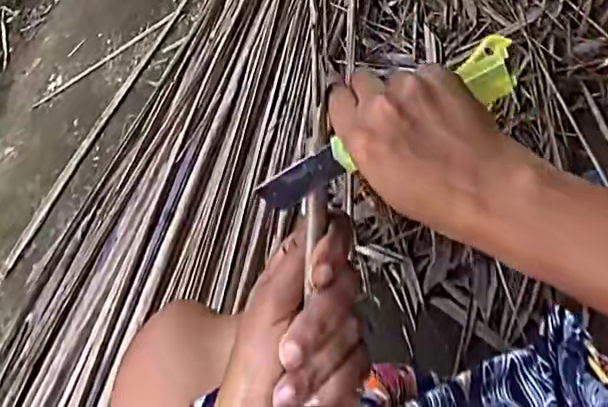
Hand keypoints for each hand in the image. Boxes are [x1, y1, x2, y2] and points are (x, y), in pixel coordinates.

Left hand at [217, 218, 366, 406]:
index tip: (318, 275)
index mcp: (298, 269)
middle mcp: (322, 292)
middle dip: (316, 324)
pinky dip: (329, 387)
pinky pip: (358, 364)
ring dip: (316, 364)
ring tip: (288, 381)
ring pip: (352, 329)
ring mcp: (339, 327)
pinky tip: (309, 397)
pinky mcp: (352, 363)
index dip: (332, 247)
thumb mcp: (265, 304)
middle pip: (345, 283)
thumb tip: (315, 218)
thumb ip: (294, 261)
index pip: (333, 233)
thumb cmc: (250, 365)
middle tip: (290, 348)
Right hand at [328, 66, 544, 240]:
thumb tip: (359, 130)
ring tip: (426, 118)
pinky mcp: (436, 75)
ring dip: (404, 92)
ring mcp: (409, 87)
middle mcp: (380, 107)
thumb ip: (364, 146)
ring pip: (395, 76)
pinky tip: (444, 110)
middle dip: (372, 92)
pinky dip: (431, 86)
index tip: (353, 103)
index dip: (347, 101)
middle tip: (390, 111)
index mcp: (361, 138)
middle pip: (361, 79)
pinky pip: (424, 73)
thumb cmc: (444, 198)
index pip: (336, 99)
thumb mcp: (383, 183)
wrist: (490, 188)